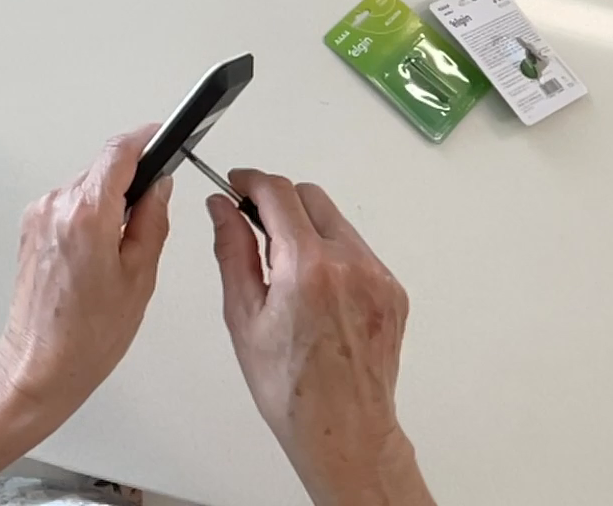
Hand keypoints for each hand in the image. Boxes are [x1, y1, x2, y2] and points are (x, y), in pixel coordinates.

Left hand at [0, 125, 172, 427]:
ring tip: (118, 248)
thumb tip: (159, 185)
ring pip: (86, 185)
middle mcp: (58, 204)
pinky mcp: (31, 224)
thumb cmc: (88, 335)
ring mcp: (40, 213)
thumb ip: (153, 219)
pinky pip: (69, 202)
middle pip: (102, 168)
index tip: (162, 135)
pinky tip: (96, 252)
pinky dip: (88, 214)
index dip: (145, 138)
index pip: (119, 152)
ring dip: (108, 200)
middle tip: (150, 213)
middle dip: (130, 181)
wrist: (39, 363)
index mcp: (88, 214)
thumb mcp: (140, 276)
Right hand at [208, 171, 433, 505]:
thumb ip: (232, 248)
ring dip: (304, 224)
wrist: (345, 433)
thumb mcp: (243, 315)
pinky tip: (314, 284)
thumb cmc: (289, 386)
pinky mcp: (392, 290)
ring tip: (285, 262)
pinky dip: (329, 249)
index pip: (278, 193)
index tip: (236, 183)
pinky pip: (355, 247)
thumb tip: (220, 206)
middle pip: (309, 195)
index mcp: (306, 268)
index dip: (250, 180)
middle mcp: (348, 263)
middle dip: (277, 199)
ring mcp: (376, 275)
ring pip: (334, 218)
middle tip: (254, 222)